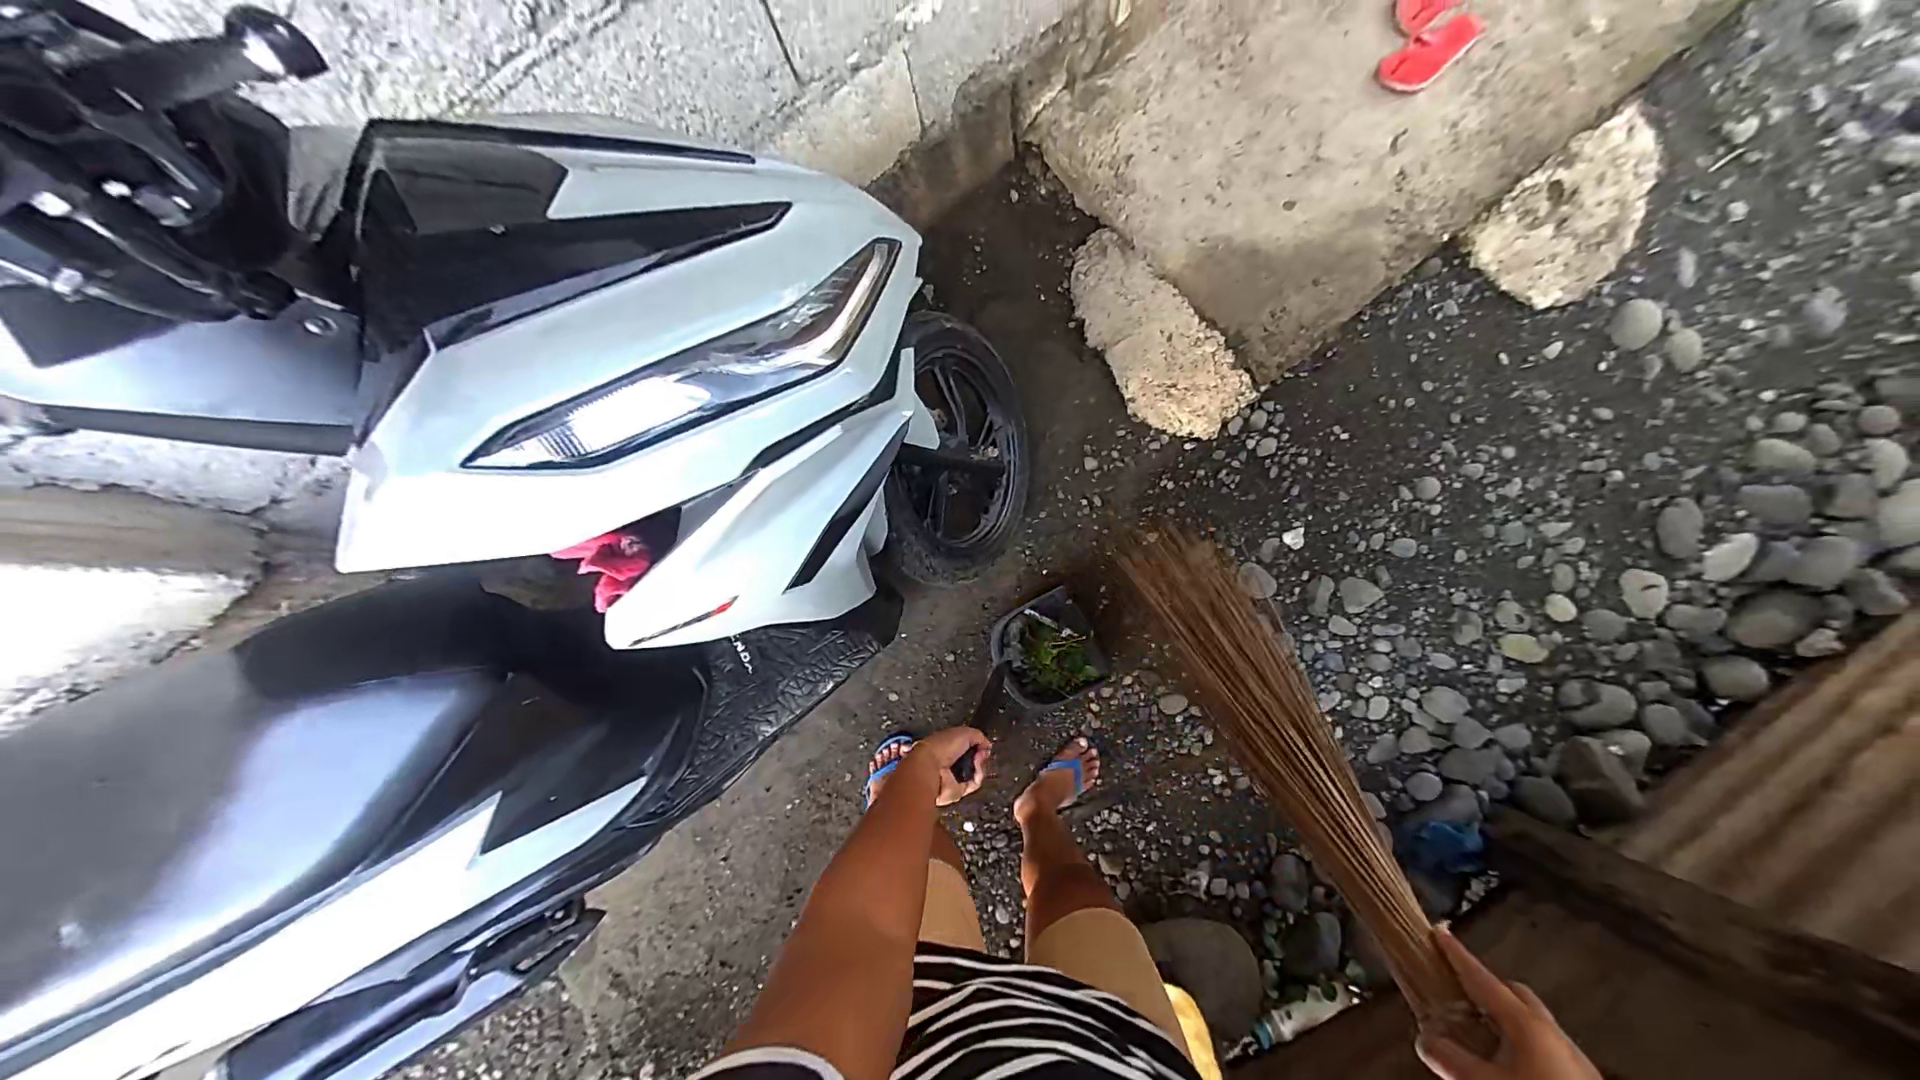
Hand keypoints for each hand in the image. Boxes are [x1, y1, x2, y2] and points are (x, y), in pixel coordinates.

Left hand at [908, 727, 990, 805]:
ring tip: (978, 759)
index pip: (967, 745)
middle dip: (981, 755)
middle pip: (973, 760)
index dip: (977, 744)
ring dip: (981, 765)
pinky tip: (976, 769)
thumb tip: (987, 745)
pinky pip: (974, 784)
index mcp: (947, 745)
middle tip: (982, 752)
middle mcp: (950, 762)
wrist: (931, 767)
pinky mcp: (957, 790)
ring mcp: (953, 777)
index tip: (982, 743)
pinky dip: (978, 776)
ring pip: (976, 772)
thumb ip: (978, 736)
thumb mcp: (964, 732)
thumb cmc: (941, 746)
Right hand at [1417, 929, 1600, 1079]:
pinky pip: (1547, 1048)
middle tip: (1461, 992)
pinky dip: (1523, 1045)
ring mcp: (1575, 1059)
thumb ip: (1449, 1057)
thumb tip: (1425, 1039)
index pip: (1481, 977)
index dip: (1456, 955)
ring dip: (1506, 1019)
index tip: (1439, 933)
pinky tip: (1514, 1068)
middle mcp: (1552, 1033)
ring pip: (1535, 1022)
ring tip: (1484, 1035)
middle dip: (1487, 986)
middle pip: (1516, 994)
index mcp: (1525, 1023)